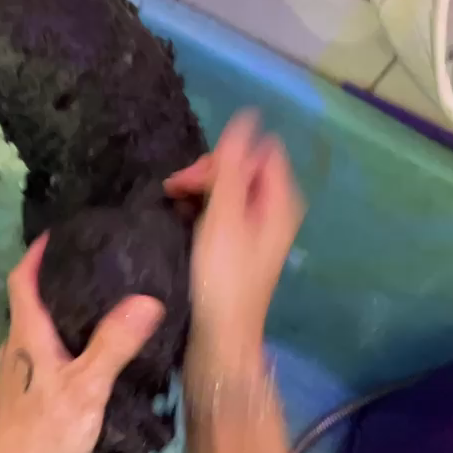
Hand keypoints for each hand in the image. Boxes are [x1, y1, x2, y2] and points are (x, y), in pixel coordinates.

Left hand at [0, 235, 164, 452]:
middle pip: (33, 300)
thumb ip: (113, 345)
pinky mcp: (26, 395)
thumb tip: (147, 299)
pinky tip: (93, 354)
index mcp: (26, 334)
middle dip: (59, 277)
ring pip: (41, 329)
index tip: (60, 232)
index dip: (36, 252)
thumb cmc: (38, 436)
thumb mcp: (84, 389)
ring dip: (65, 311)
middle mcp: (18, 346)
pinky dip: (67, 340)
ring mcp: (19, 373)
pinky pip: (47, 353)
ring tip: (105, 302)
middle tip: (99, 264)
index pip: (22, 278)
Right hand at [165, 110, 305, 375]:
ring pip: (226, 188)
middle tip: (176, 192)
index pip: (258, 150)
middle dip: (207, 173)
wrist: (219, 336)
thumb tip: (247, 117)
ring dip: (197, 191)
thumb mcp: (226, 216)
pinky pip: (218, 210)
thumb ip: (233, 167)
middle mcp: (272, 210)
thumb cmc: (223, 277)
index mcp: (280, 201)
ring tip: (172, 206)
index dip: (226, 155)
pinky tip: (178, 221)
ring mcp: (255, 229)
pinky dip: (198, 210)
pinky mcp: (235, 245)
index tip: (197, 177)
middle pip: (241, 167)